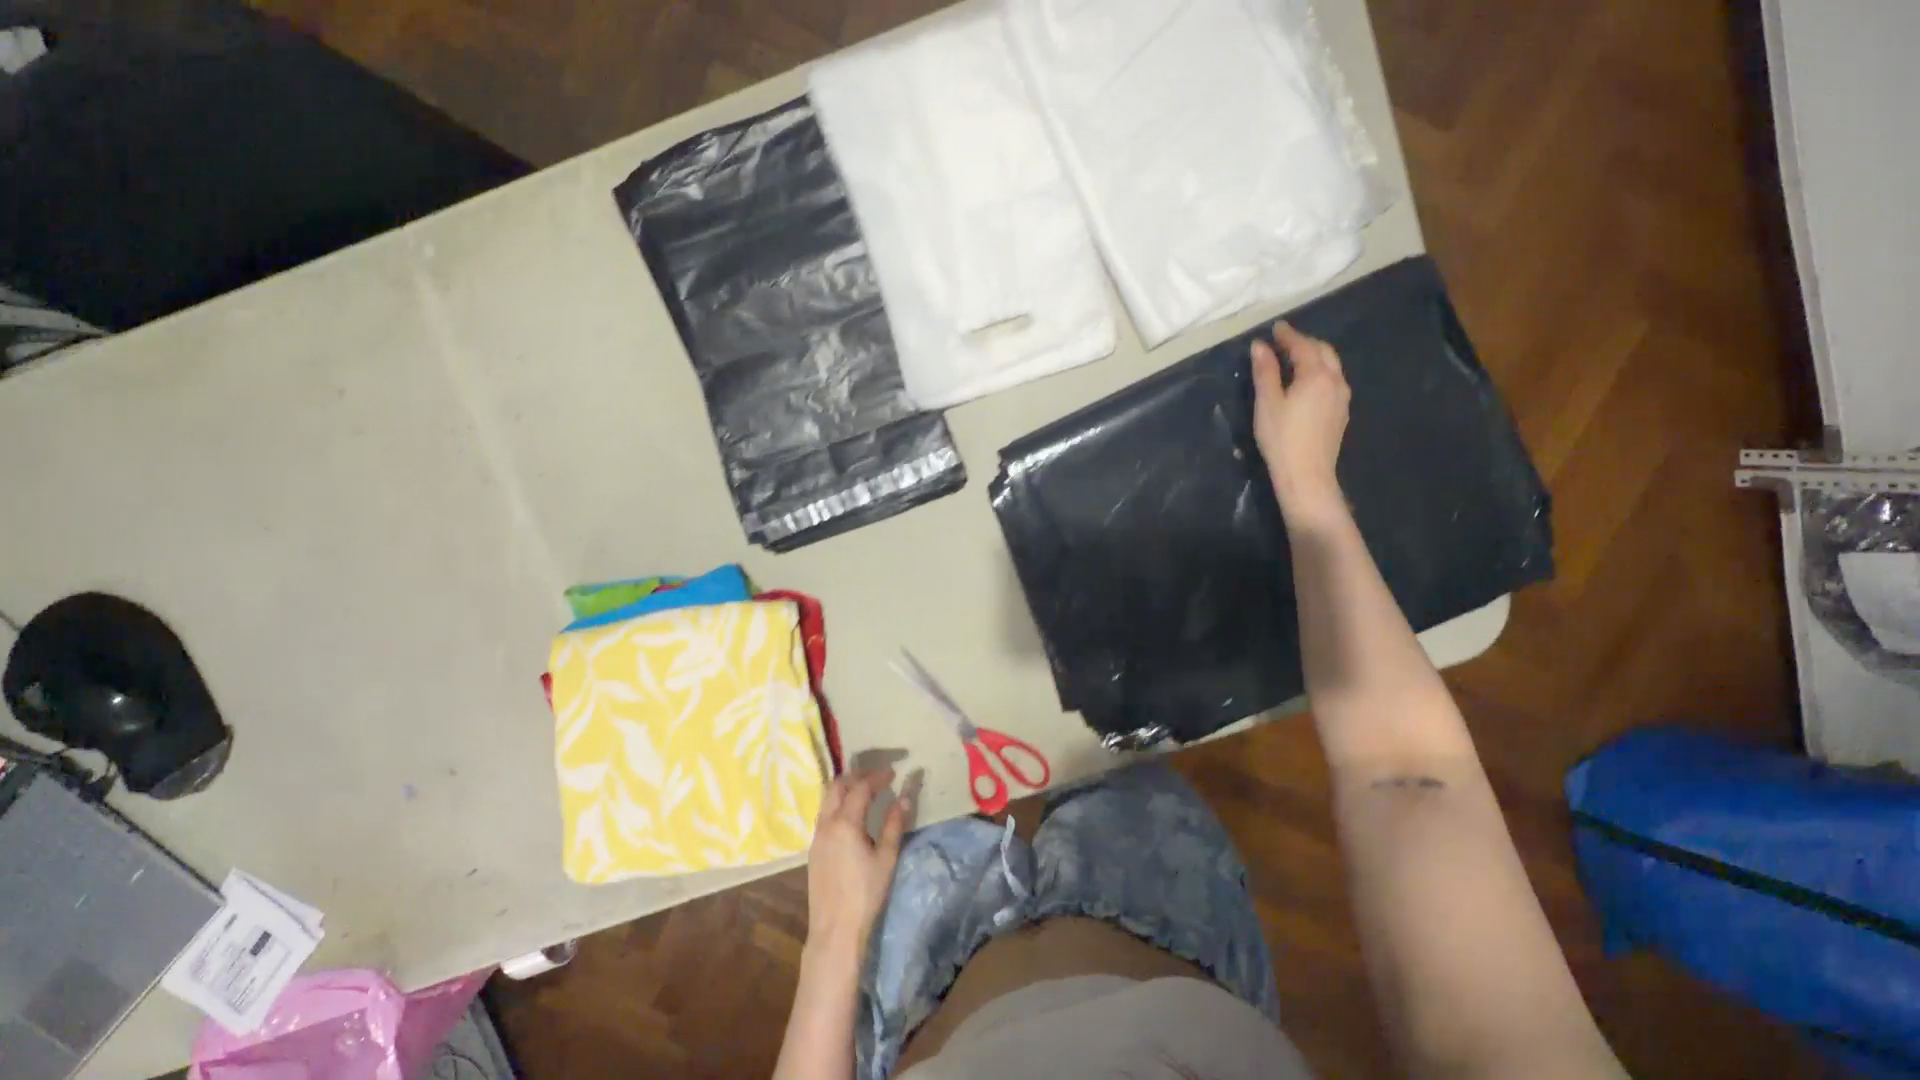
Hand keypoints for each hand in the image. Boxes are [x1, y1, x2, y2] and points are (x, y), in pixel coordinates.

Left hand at [806, 767, 909, 952]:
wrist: (836, 927)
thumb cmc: (866, 892)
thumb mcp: (886, 857)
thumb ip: (894, 824)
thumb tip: (904, 796)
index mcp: (845, 822)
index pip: (861, 787)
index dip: (878, 777)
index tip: (894, 772)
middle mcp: (826, 824)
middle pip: (837, 787)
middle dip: (857, 776)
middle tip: (877, 776)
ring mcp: (816, 836)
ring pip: (827, 800)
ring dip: (845, 789)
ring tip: (865, 791)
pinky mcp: (813, 849)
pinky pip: (824, 815)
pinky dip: (837, 804)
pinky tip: (851, 815)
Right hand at [1251, 321, 1350, 523]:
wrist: (1307, 476)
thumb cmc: (1282, 439)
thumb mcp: (1267, 403)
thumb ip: (1265, 371)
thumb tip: (1260, 346)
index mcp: (1316, 375)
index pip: (1302, 346)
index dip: (1288, 335)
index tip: (1275, 328)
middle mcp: (1335, 381)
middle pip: (1323, 352)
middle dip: (1305, 343)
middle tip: (1285, 341)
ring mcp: (1342, 398)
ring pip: (1332, 367)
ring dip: (1315, 357)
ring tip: (1295, 358)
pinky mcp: (1341, 413)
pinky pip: (1333, 381)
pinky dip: (1320, 372)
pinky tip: (1307, 382)